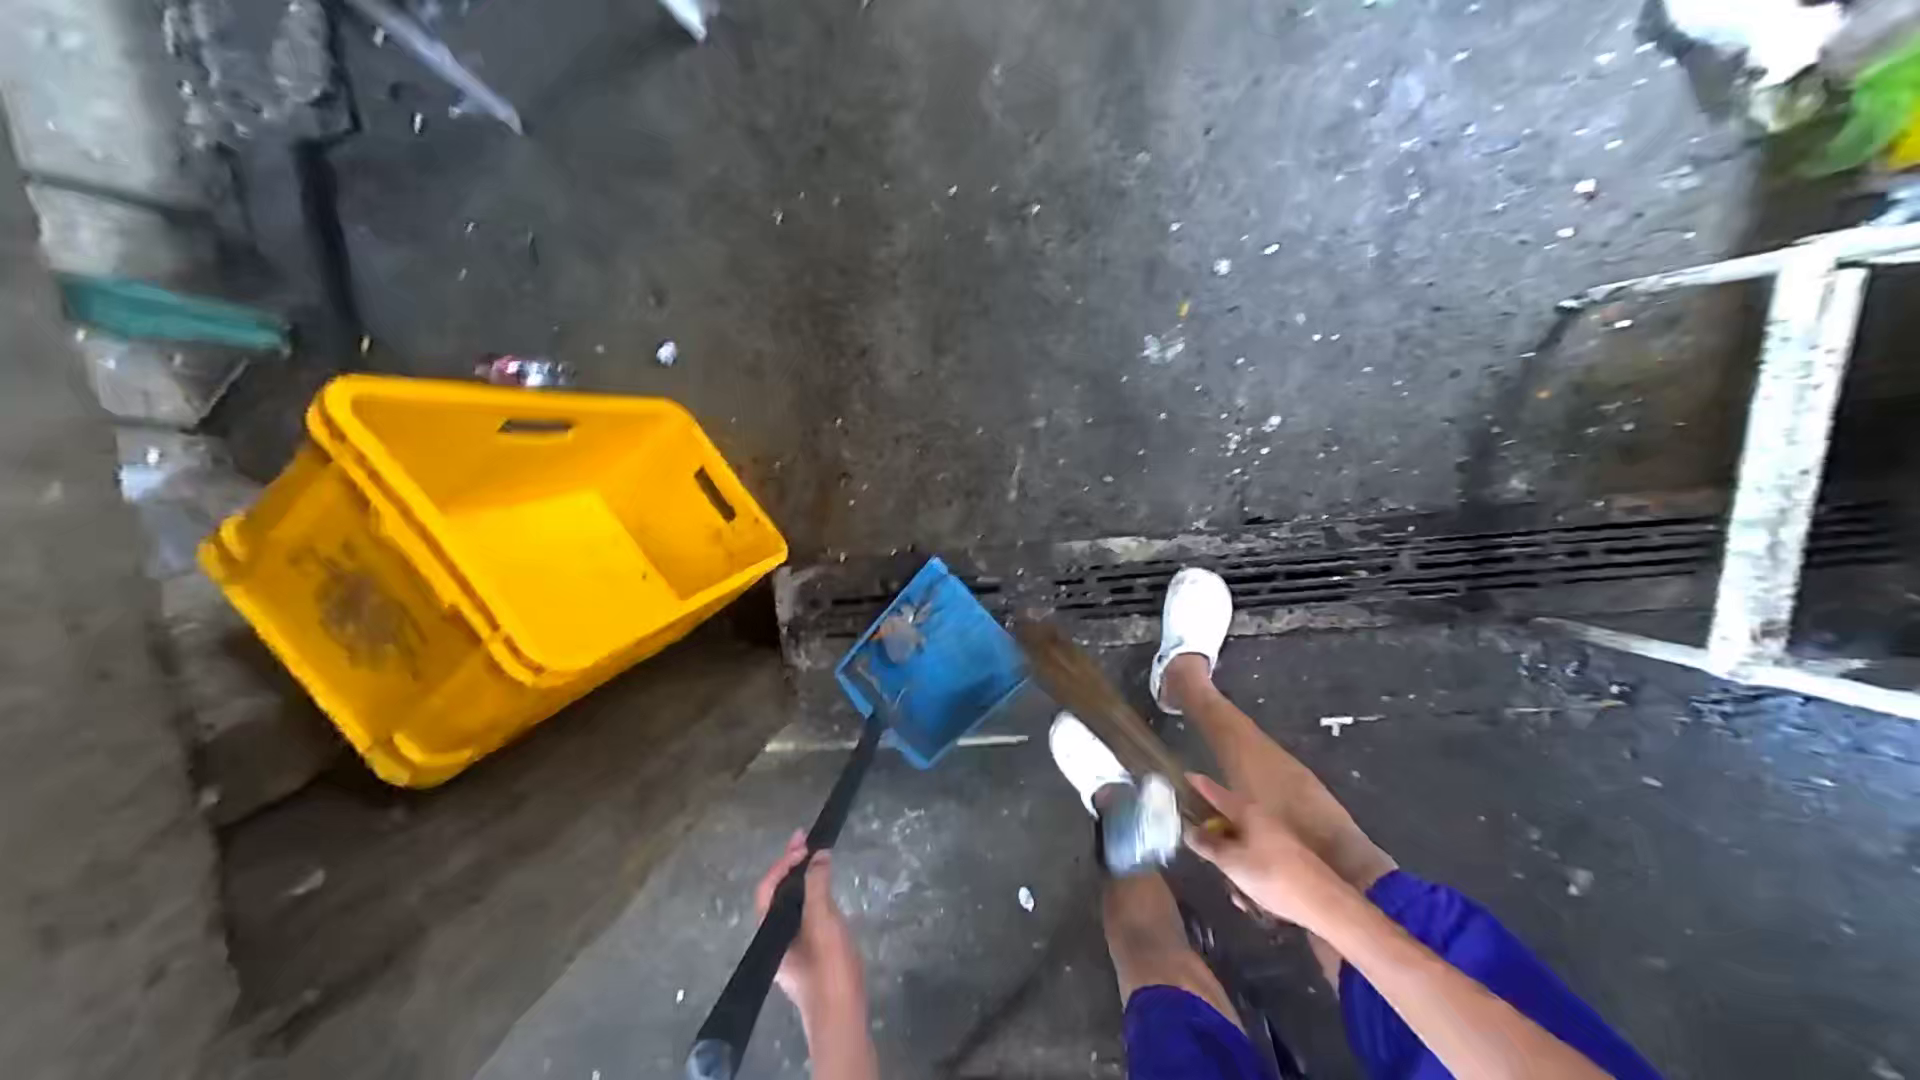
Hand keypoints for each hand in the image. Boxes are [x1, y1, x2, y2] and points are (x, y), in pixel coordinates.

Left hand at [754, 830, 864, 1012]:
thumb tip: (818, 855)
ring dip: (801, 877)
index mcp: (771, 932)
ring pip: (791, 903)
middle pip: (777, 894)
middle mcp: (776, 938)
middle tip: (806, 839)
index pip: (768, 888)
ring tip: (816, 856)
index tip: (804, 845)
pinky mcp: (810, 951)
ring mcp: (793, 946)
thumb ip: (818, 885)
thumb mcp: (823, 920)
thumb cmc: (828, 968)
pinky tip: (825, 888)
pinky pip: (804, 913)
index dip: (783, 862)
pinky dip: (812, 893)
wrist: (843, 1015)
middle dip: (790, 865)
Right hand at [1184, 773, 1359, 930]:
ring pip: (1242, 843)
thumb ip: (1207, 845)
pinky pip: (1257, 858)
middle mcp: (1262, 818)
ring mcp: (1277, 837)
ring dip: (1232, 862)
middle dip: (1214, 837)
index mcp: (1247, 811)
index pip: (1216, 792)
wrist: (1324, 904)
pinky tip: (1250, 898)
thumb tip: (1189, 830)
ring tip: (1232, 889)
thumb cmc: (1271, 875)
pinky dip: (1249, 873)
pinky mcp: (1287, 857)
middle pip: (1228, 820)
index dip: (1199, 785)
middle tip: (1200, 850)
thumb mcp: (1231, 862)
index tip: (1184, 775)